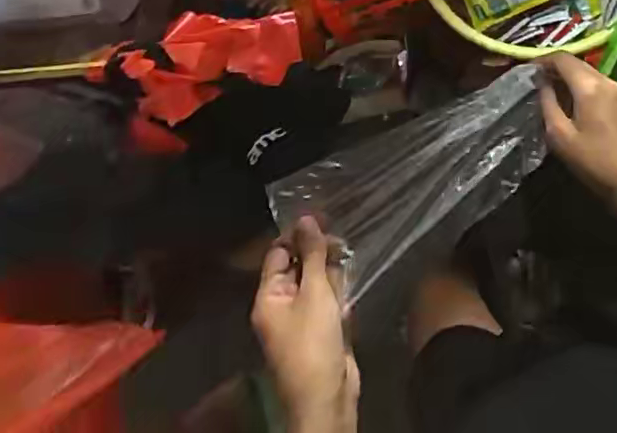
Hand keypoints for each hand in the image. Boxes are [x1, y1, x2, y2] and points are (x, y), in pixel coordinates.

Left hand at [251, 217, 357, 432]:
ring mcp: (301, 318)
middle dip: (320, 254)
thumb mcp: (315, 291)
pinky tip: (347, 300)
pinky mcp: (320, 329)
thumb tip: (306, 218)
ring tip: (344, 278)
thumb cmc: (314, 342)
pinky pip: (327, 300)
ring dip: (332, 275)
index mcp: (269, 297)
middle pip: (299, 265)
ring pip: (317, 281)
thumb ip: (313, 253)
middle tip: (341, 245)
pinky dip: (338, 295)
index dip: (299, 235)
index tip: (324, 218)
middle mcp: (281, 305)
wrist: (327, 399)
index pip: (279, 253)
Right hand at [537, 52, 616, 232]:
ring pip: (586, 72)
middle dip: (553, 67)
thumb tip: (541, 83)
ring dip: (567, 77)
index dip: (542, 60)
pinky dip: (579, 86)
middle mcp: (605, 80)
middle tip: (534, 81)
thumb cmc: (596, 163)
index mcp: (589, 86)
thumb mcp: (560, 137)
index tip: (526, 71)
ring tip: (548, 92)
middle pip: (575, 62)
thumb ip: (547, 103)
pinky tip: (569, 102)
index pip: (562, 58)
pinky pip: (595, 83)